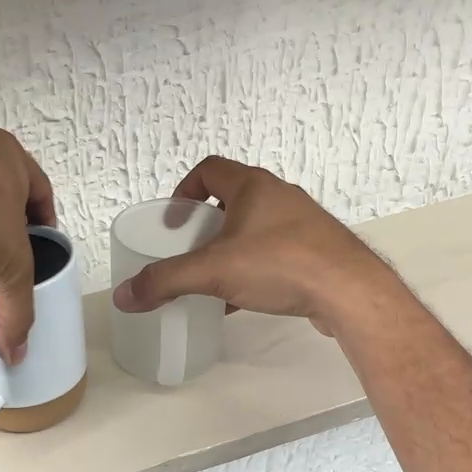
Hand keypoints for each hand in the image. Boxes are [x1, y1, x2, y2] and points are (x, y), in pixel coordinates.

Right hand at [110, 156, 406, 337]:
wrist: (346, 291)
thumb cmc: (280, 265)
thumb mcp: (212, 272)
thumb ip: (165, 282)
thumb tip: (124, 296)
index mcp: (253, 187)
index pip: (210, 171)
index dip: (184, 191)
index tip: (172, 222)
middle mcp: (279, 197)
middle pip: (233, 201)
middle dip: (206, 226)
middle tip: (189, 253)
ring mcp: (301, 225)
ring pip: (255, 230)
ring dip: (231, 249)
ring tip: (213, 279)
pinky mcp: (316, 252)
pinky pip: (275, 255)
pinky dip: (253, 271)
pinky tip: (242, 300)